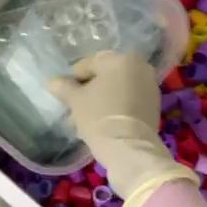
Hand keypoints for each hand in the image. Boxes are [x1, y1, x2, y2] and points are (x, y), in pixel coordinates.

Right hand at [47, 51, 197, 206]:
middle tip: (75, 106)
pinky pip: (130, 99)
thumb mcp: (75, 101)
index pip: (89, 63)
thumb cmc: (98, 116)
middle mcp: (139, 66)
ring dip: (103, 98)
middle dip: (90, 89)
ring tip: (88, 117)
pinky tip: (104, 121)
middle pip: (106, 75)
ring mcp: (150, 85)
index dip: (74, 78)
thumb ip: (63, 87)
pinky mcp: (154, 104)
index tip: (65, 93)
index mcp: (119, 59)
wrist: (128, 147)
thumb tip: (52, 82)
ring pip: (118, 88)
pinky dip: (117, 106)